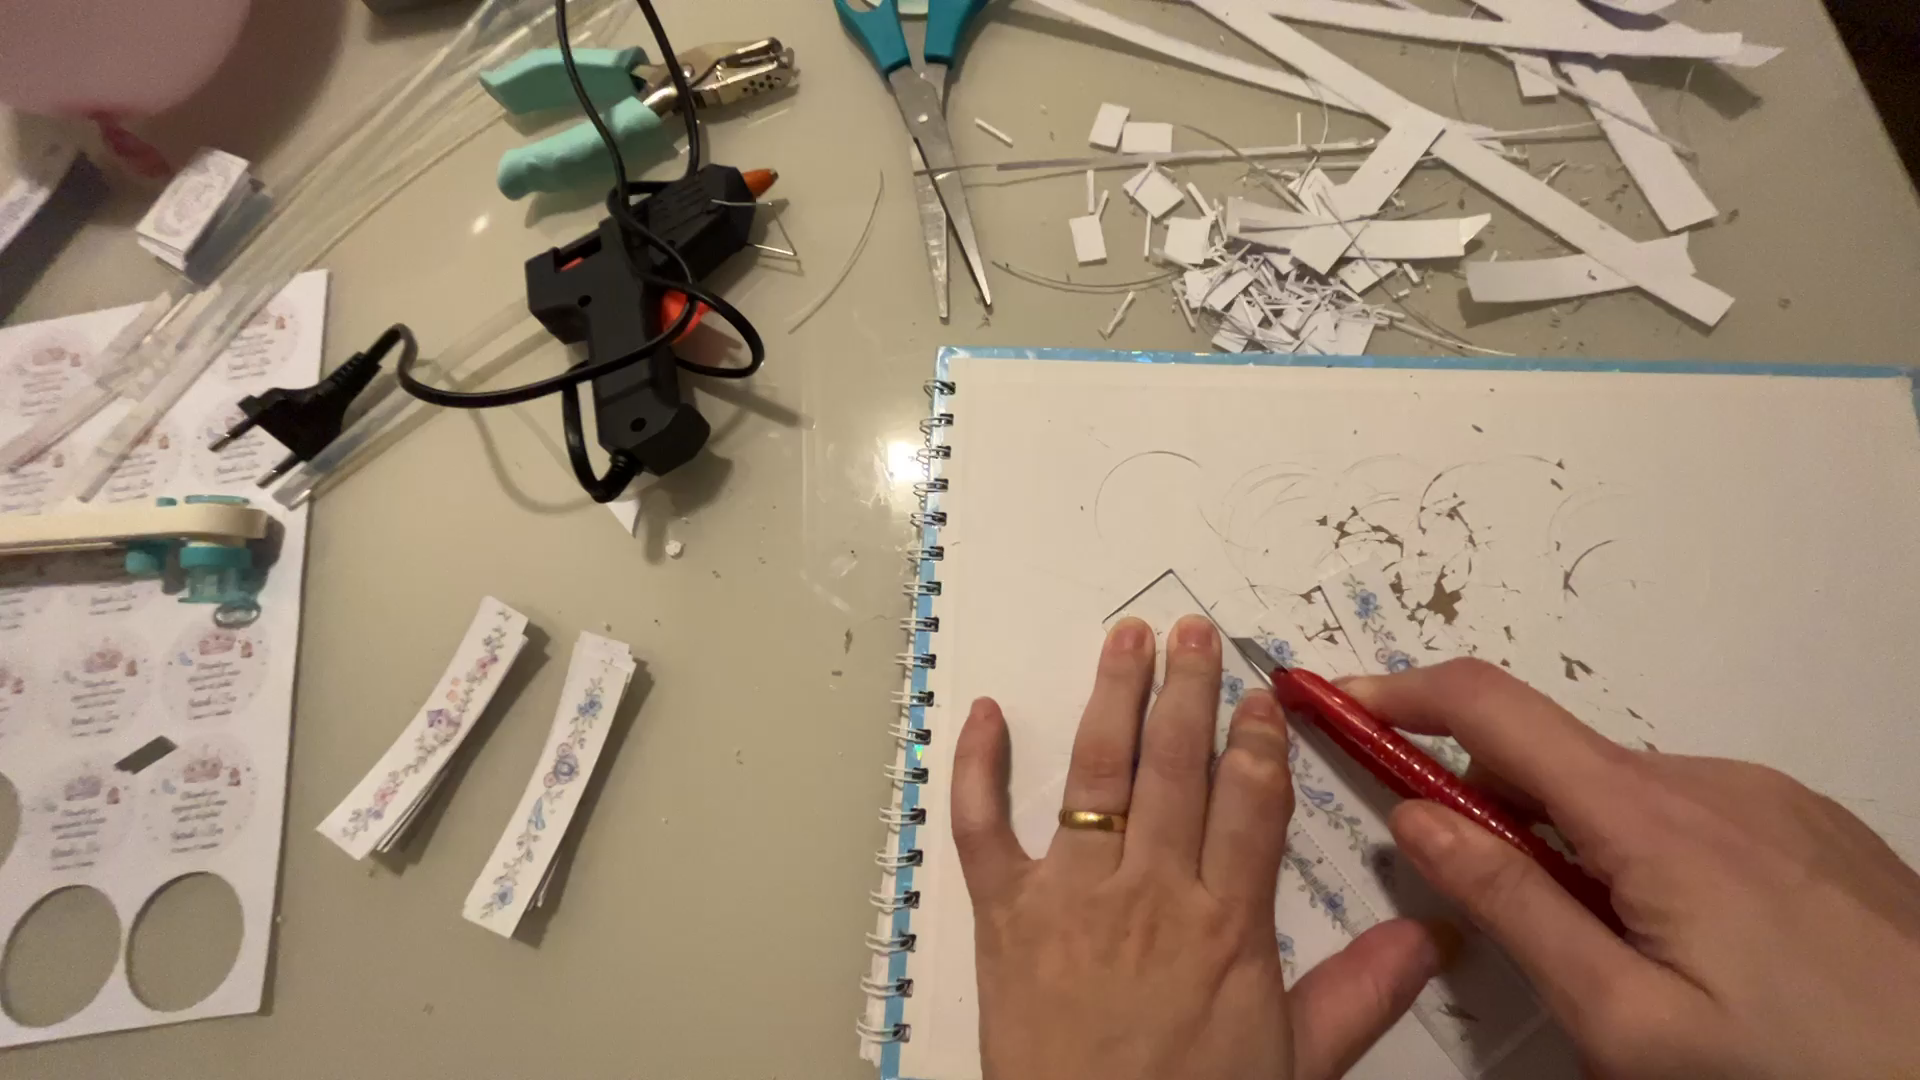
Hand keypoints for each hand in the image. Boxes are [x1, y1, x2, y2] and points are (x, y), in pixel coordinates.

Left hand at [953, 616, 1450, 1079]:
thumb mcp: (1293, 1064)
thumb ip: (1360, 994)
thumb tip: (1437, 932)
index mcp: (1223, 924)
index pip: (1250, 804)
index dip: (1256, 740)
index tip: (1258, 692)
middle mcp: (1148, 890)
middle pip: (1174, 766)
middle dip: (1186, 689)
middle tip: (1190, 629)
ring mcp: (1069, 892)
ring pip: (1096, 771)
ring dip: (1111, 696)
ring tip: (1125, 637)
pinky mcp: (1004, 908)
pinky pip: (982, 825)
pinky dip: (977, 766)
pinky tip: (985, 711)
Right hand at [1345, 659, 1919, 1079]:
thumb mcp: (1631, 1025)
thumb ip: (1509, 905)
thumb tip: (1413, 816)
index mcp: (1656, 815)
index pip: (1489, 706)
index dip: (1398, 693)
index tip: (1338, 703)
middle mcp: (1710, 780)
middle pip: (1544, 756)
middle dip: (1489, 808)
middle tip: (1493, 900)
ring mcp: (1771, 801)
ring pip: (1609, 788)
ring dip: (1566, 838)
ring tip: (1613, 945)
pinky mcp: (1811, 829)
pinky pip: (1676, 810)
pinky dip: (1631, 846)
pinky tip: (1688, 937)